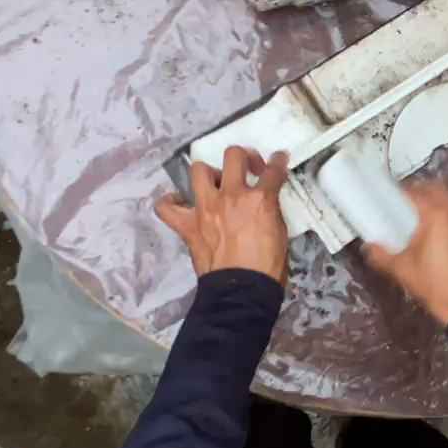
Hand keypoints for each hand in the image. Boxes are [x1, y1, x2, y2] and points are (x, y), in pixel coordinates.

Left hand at [156, 147, 290, 282]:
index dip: (278, 162)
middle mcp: (231, 195)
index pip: (273, 171)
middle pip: (233, 156)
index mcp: (260, 199)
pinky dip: (170, 203)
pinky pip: (166, 207)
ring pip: (199, 170)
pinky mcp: (188, 225)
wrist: (242, 291)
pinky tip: (179, 203)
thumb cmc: (268, 267)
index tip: (279, 159)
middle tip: (248, 169)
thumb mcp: (280, 233)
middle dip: (244, 156)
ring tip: (215, 185)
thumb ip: (270, 211)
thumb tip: (263, 205)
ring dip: (208, 173)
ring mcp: (206, 208)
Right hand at [362, 181, 447, 325]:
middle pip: (436, 189)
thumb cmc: (433, 284)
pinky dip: (447, 215)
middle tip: (404, 205)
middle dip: (419, 192)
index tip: (388, 198)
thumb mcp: (401, 270)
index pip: (415, 192)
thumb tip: (367, 246)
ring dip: (435, 202)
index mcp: (436, 215)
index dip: (400, 192)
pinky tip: (437, 233)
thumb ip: (380, 255)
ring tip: (419, 218)